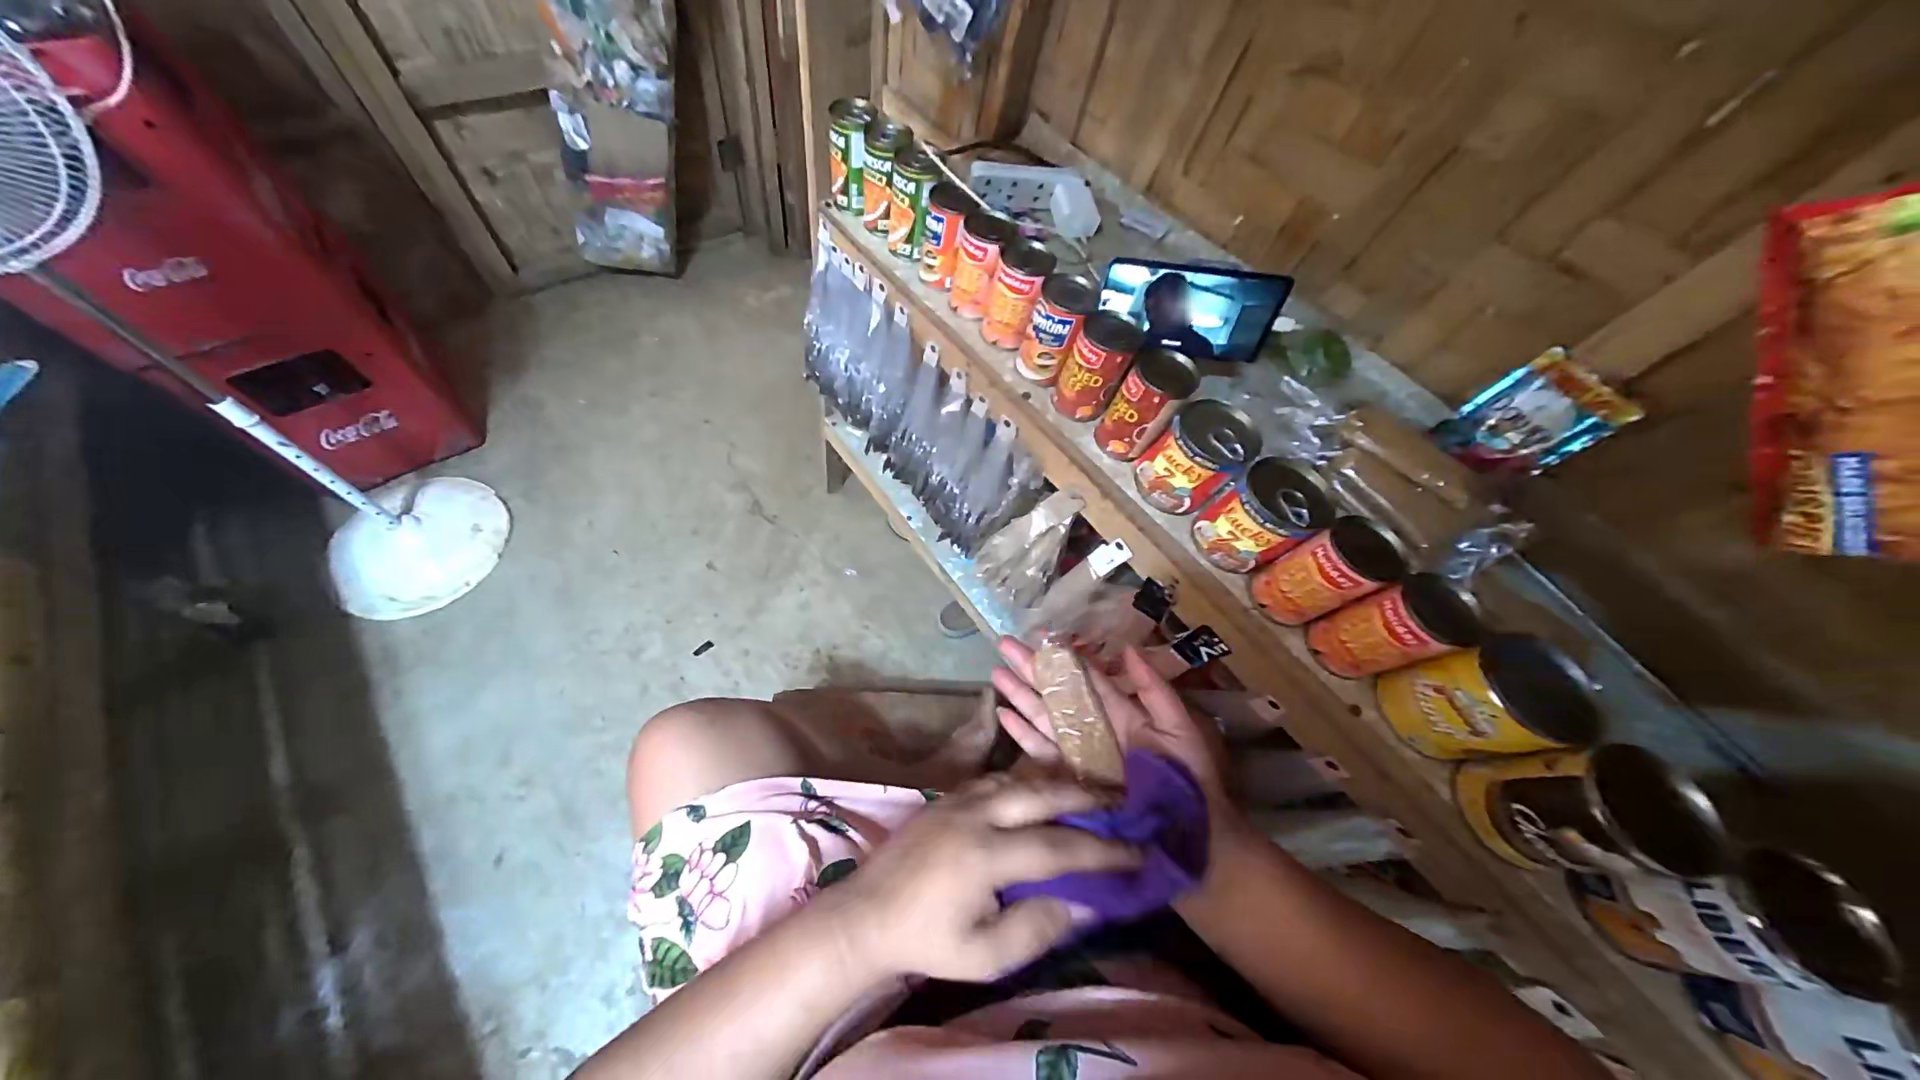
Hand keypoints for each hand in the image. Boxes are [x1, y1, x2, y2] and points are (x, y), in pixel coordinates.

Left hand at [816, 775, 1138, 982]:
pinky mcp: (944, 797)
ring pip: (1017, 779)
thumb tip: (1086, 903)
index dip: (1103, 850)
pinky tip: (1035, 795)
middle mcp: (975, 815)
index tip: (1138, 851)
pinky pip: (994, 780)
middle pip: (1042, 793)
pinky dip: (1023, 784)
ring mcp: (957, 800)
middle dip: (1086, 797)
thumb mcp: (985, 955)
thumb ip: (1038, 927)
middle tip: (1120, 804)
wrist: (865, 915)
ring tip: (1085, 794)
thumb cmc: (926, 941)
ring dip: (1055, 785)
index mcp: (986, 855)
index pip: (1059, 846)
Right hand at [990, 637, 1234, 818]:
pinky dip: (1021, 734)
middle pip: (1057, 694)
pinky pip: (1040, 753)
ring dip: (1020, 694)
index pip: (1086, 679)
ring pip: (1043, 717)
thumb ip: (1154, 690)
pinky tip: (1004, 714)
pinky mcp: (1069, 781)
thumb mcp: (1180, 729)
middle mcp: (1096, 730)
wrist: (1189, 838)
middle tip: (1005, 644)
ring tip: (996, 672)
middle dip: (1031, 669)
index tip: (1039, 635)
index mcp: (1121, 714)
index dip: (1062, 657)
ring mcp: (1080, 755)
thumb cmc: (1191, 780)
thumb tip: (1127, 649)